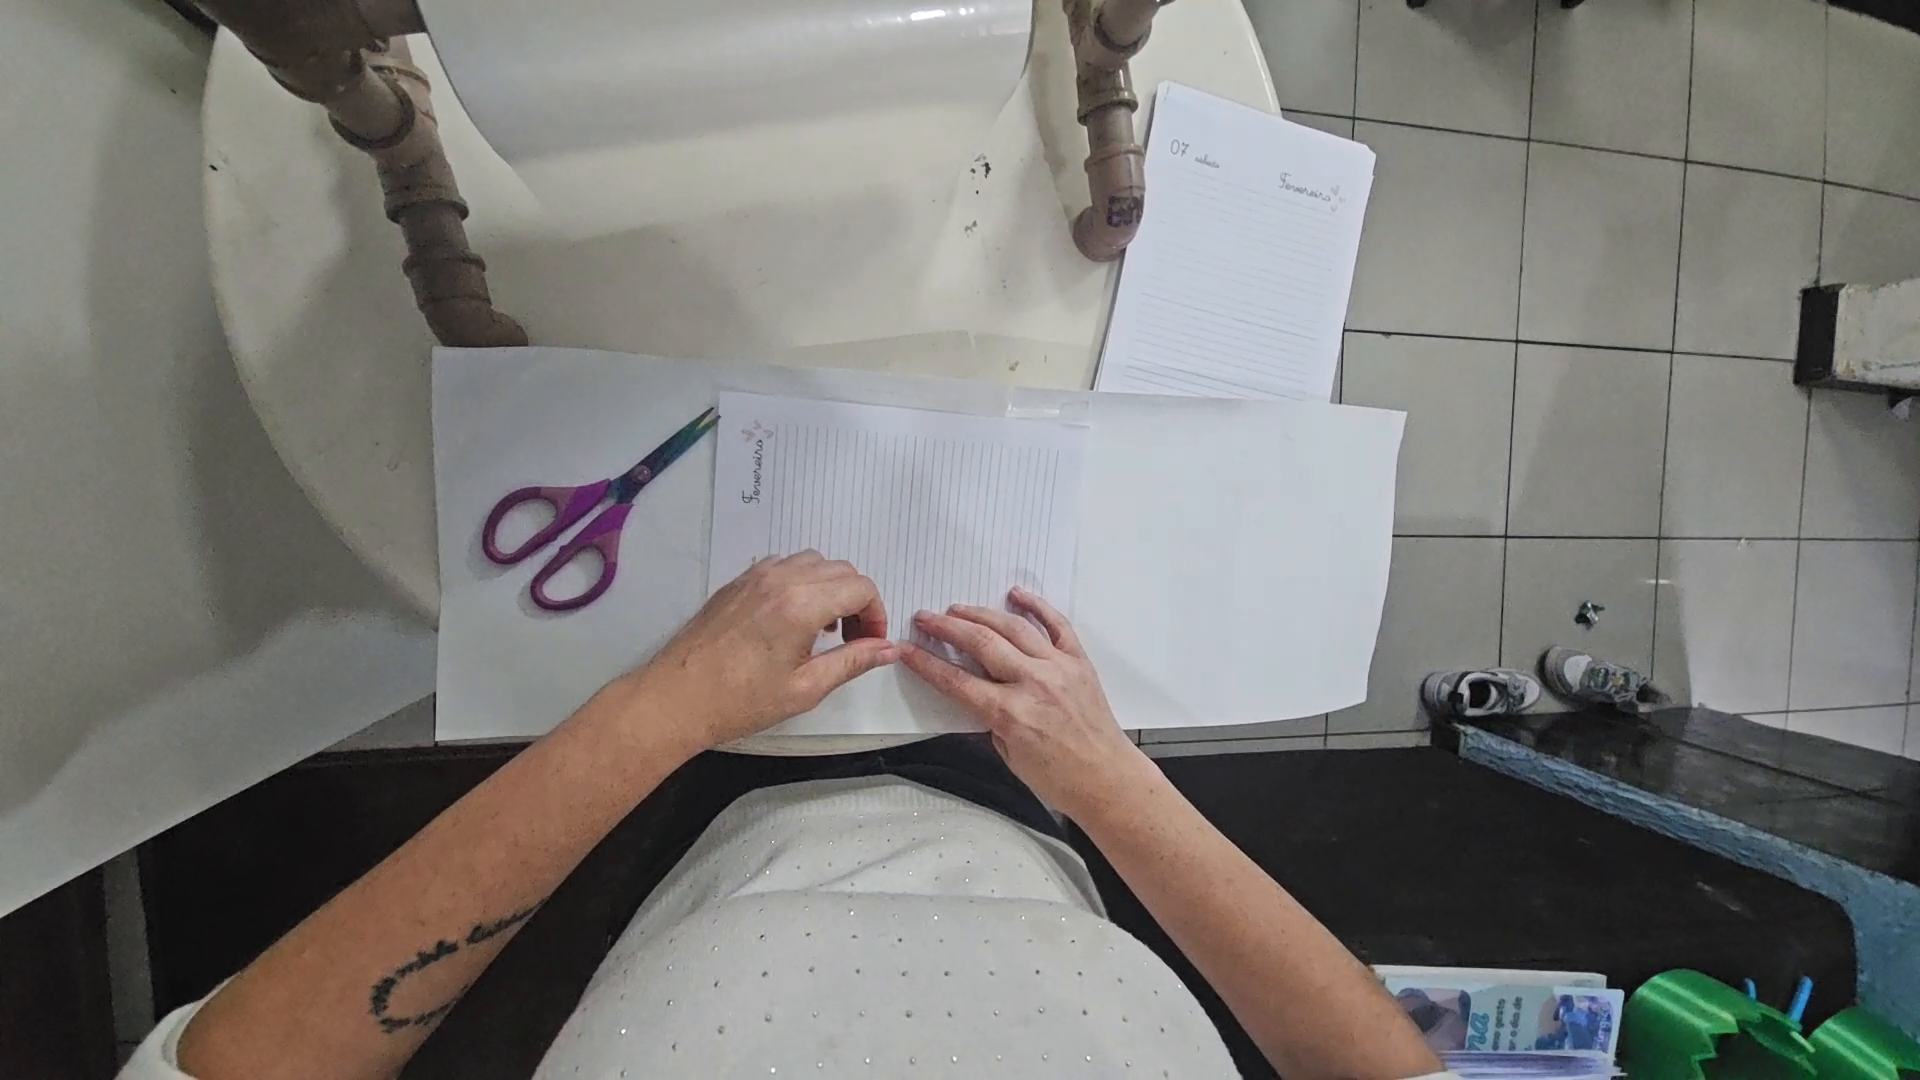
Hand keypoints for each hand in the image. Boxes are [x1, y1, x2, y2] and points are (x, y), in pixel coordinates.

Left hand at [627, 553, 897, 749]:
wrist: (676, 698)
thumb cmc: (741, 701)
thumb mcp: (806, 688)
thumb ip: (853, 661)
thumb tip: (889, 649)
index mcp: (802, 604)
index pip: (861, 588)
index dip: (875, 614)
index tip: (870, 643)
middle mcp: (782, 579)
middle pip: (841, 570)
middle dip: (857, 600)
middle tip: (851, 639)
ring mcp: (756, 575)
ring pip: (813, 562)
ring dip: (830, 587)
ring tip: (823, 627)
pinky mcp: (739, 581)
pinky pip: (784, 565)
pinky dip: (802, 581)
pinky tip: (793, 617)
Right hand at [901, 587, 1151, 820]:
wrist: (1106, 779)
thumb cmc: (1058, 778)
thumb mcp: (1008, 754)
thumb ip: (988, 718)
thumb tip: (971, 690)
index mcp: (1009, 713)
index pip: (956, 680)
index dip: (926, 662)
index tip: (906, 648)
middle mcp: (1032, 683)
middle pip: (980, 642)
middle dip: (946, 627)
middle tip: (925, 618)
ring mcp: (1057, 667)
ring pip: (1013, 627)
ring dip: (980, 613)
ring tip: (957, 608)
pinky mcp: (1078, 661)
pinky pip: (1057, 624)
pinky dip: (1036, 605)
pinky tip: (1015, 593)